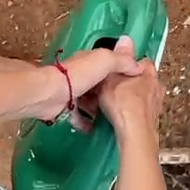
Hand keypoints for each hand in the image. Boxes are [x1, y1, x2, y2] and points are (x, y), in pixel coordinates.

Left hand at [22, 39, 144, 122]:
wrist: (51, 94)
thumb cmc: (78, 74)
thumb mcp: (105, 61)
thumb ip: (121, 61)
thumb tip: (138, 66)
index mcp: (89, 60)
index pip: (106, 62)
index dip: (119, 69)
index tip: (131, 80)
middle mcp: (79, 74)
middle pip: (97, 83)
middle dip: (108, 92)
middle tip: (123, 102)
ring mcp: (71, 91)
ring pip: (88, 100)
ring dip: (97, 108)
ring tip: (112, 117)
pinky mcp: (64, 107)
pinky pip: (78, 116)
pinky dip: (86, 123)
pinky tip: (95, 128)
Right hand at [97, 59, 162, 145]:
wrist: (135, 133)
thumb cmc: (123, 104)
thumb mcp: (112, 77)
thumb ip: (120, 58)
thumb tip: (126, 39)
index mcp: (148, 72)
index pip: (142, 61)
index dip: (129, 64)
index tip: (118, 68)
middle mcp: (156, 87)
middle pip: (142, 78)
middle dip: (130, 81)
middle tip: (114, 86)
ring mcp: (156, 104)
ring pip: (143, 95)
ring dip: (132, 97)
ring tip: (115, 103)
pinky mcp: (153, 120)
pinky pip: (141, 111)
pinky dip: (133, 111)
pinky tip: (121, 116)